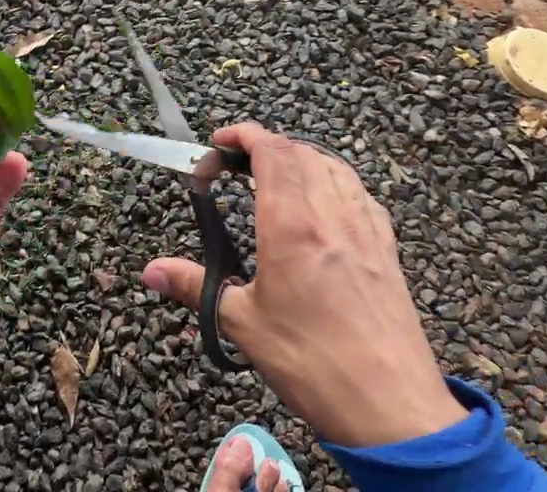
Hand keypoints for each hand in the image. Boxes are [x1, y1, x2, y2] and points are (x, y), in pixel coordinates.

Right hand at [143, 124, 467, 447]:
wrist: (394, 410)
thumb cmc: (315, 365)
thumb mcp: (243, 324)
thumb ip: (195, 286)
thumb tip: (152, 271)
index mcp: (292, 226)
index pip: (271, 151)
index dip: (243, 136)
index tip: (218, 144)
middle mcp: (331, 216)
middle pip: (300, 151)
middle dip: (265, 145)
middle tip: (236, 163)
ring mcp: (365, 230)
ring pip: (333, 166)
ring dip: (300, 158)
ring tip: (275, 175)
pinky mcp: (386, 251)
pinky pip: (360, 193)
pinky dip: (334, 180)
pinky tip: (323, 203)